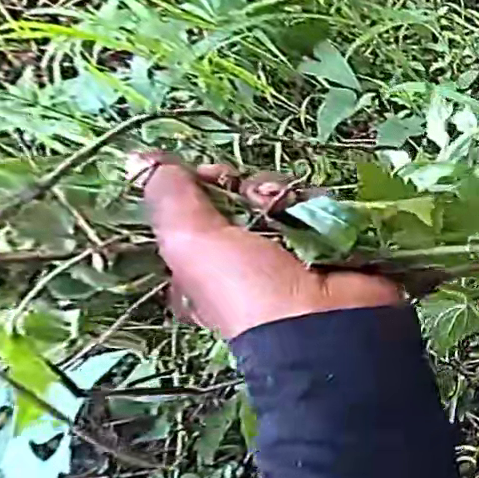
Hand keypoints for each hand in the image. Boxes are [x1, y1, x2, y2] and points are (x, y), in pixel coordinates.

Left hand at [128, 151, 402, 339]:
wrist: (321, 319)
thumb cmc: (249, 290)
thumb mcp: (190, 243)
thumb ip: (168, 196)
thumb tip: (142, 157)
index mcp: (212, 260)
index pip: (208, 205)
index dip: (208, 184)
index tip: (214, 176)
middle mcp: (255, 254)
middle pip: (250, 197)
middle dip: (253, 188)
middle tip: (258, 197)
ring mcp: (298, 251)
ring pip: (290, 199)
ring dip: (289, 195)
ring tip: (291, 208)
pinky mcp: (336, 245)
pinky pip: (327, 209)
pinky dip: (322, 206)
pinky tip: (318, 216)